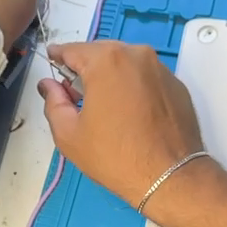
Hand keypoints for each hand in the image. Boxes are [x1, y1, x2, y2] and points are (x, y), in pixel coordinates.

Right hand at [38, 41, 207, 211]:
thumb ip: (54, 102)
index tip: (52, 61)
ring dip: (112, 75)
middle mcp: (136, 54)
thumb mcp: (69, 134)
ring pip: (126, 63)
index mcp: (106, 61)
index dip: (58, 56)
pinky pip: (147, 77)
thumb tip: (49, 85)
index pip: (72, 50)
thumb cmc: (114, 156)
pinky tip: (131, 110)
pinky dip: (134, 86)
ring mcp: (161, 68)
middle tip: (76, 91)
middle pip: (101, 52)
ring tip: (104, 103)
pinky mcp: (177, 85)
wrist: (170, 177)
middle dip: (86, 67)